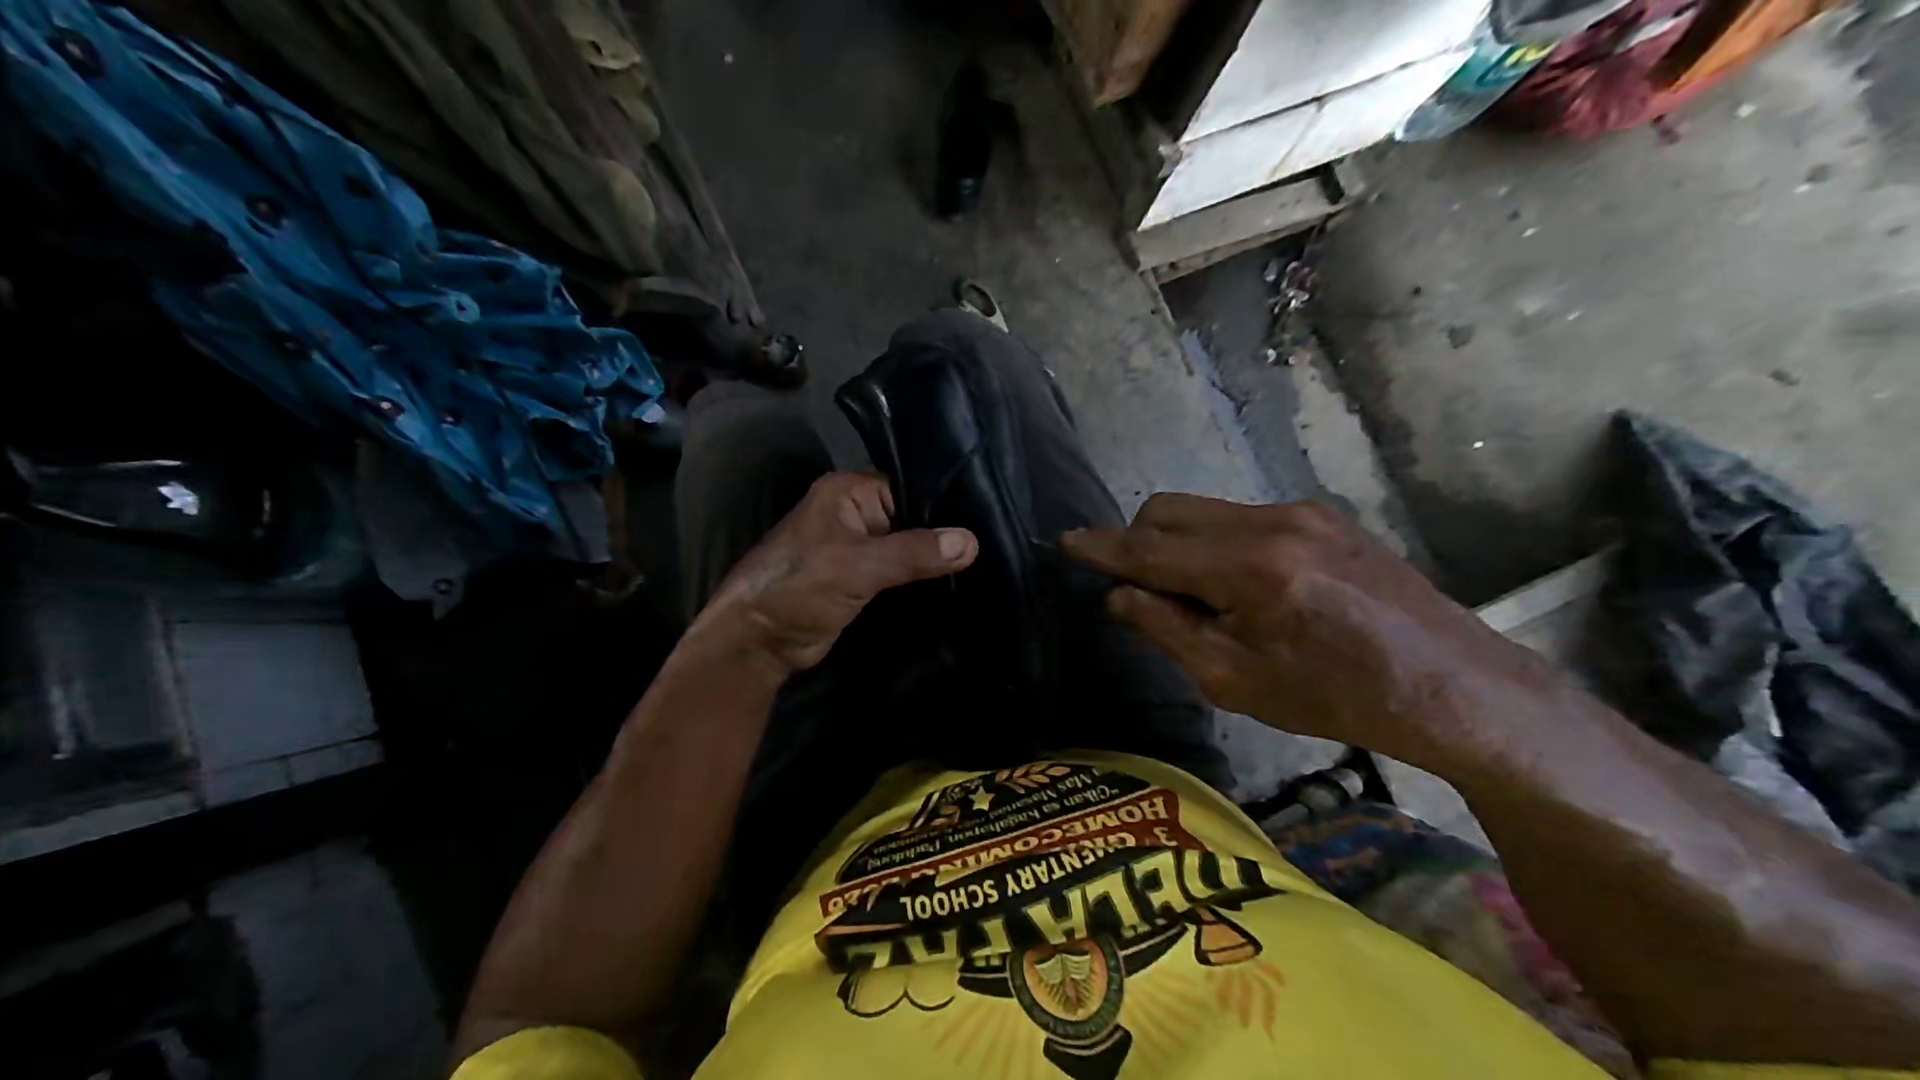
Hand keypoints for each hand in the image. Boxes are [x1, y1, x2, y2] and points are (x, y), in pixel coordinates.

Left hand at [687, 472, 978, 678]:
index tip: (986, 517)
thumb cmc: (800, 588)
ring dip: (933, 560)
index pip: (909, 487)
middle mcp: (854, 514)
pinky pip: (899, 572)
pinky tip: (954, 584)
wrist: (759, 641)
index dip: (944, 503)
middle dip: (943, 534)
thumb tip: (972, 541)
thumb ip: (914, 552)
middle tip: (991, 544)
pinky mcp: (861, 579)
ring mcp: (857, 548)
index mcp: (848, 492)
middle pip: (911, 518)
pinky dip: (920, 579)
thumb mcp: (860, 566)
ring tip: (982, 565)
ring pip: (907, 548)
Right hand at [1061, 494, 1548, 771]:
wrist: (1453, 687)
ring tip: (1191, 597)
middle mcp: (1272, 521)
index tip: (1063, 541)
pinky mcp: (1322, 516)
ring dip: (1177, 543)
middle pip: (1168, 509)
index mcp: (1250, 567)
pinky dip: (1214, 543)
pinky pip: (1240, 517)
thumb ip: (1168, 629)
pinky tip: (1235, 586)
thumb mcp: (1237, 680)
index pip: (1150, 547)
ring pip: (1204, 509)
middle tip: (1136, 591)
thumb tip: (1119, 595)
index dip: (1101, 547)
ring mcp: (1302, 511)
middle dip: (1136, 541)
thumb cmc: (1337, 697)